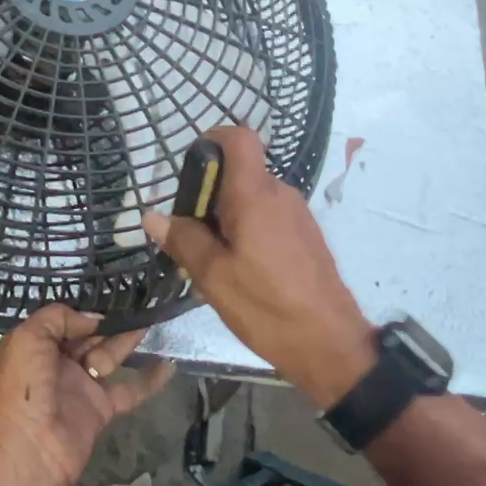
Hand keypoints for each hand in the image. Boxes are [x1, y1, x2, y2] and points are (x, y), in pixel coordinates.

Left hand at [0, 304, 175, 485]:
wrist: (27, 450)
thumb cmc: (22, 387)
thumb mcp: (28, 338)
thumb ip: (59, 318)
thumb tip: (92, 320)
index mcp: (35, 346)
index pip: (64, 321)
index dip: (85, 310)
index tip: (111, 295)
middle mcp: (57, 364)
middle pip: (89, 336)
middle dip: (111, 320)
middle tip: (140, 300)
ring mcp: (80, 387)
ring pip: (110, 356)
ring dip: (130, 339)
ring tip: (155, 318)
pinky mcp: (101, 409)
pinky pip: (129, 389)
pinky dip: (149, 379)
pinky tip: (169, 364)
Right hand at [143, 126, 376, 407]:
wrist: (332, 346)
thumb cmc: (268, 308)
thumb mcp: (214, 278)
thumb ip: (184, 240)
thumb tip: (153, 215)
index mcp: (256, 196)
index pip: (240, 138)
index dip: (213, 139)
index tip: (190, 170)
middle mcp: (281, 194)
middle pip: (240, 172)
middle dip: (209, 194)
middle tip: (189, 234)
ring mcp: (298, 214)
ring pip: (253, 197)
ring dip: (227, 216)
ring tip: (212, 259)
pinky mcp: (306, 236)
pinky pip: (269, 216)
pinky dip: (247, 229)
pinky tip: (240, 269)